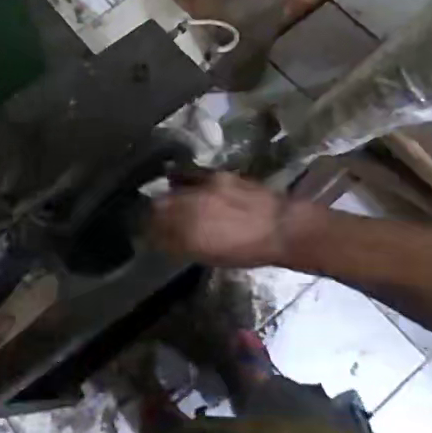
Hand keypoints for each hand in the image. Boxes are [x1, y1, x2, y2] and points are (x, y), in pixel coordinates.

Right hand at [149, 172, 307, 267]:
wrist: (281, 228)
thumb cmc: (249, 251)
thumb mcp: (212, 256)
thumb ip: (185, 246)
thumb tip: (167, 240)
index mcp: (189, 237)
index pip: (156, 233)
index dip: (151, 234)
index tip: (151, 236)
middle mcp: (190, 212)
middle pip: (158, 209)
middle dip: (153, 215)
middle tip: (155, 220)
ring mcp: (201, 192)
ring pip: (170, 193)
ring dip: (164, 198)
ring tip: (165, 202)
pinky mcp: (214, 177)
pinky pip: (187, 176)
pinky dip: (178, 179)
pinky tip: (175, 180)